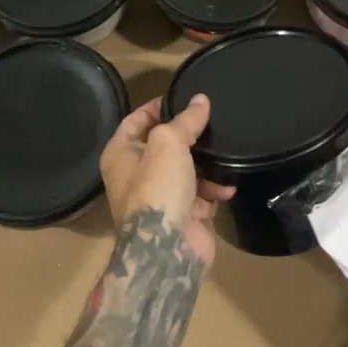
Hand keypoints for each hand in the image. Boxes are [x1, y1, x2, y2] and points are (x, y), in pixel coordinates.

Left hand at [100, 96, 235, 265]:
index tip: (180, 96)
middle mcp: (135, 175)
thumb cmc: (157, 188)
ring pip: (185, 169)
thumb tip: (200, 100)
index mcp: (120, 155)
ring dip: (206, 165)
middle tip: (211, 121)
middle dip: (188, 135)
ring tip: (224, 155)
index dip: (155, 107)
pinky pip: (199, 195)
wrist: (166, 250)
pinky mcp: (180, 216)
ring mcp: (158, 197)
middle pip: (164, 145)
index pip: (135, 121)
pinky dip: (213, 190)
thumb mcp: (169, 143)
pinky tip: (227, 188)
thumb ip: (186, 120)